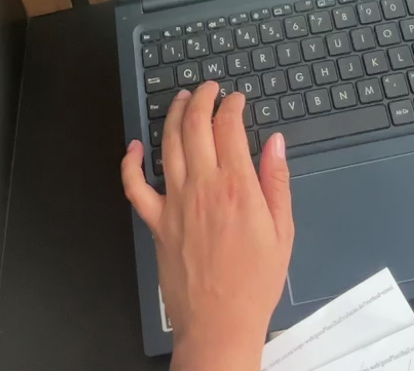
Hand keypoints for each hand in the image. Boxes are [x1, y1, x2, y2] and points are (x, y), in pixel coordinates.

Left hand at [121, 81, 293, 370]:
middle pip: (195, 125)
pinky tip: (135, 146)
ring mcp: (175, 203)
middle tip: (208, 87)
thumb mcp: (283, 231)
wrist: (220, 326)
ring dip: (173, 115)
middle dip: (202, 98)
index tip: (236, 98)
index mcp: (236, 187)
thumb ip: (277, 180)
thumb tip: (275, 142)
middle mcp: (202, 187)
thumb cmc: (255, 283)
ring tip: (181, 98)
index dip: (232, 105)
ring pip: (167, 144)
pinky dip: (131, 162)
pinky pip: (135, 186)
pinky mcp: (156, 222)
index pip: (229, 127)